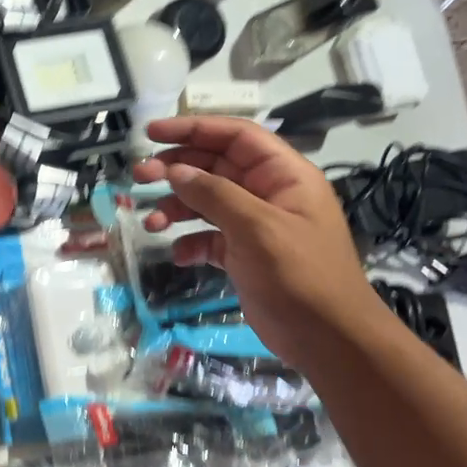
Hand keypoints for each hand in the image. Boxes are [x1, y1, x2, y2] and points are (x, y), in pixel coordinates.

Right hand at [131, 117, 382, 363]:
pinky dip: (188, 241)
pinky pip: (207, 236)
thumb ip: (214, 194)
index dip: (194, 129)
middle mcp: (269, 194)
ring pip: (205, 201)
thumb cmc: (300, 275)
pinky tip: (177, 254)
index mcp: (285, 176)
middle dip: (176, 169)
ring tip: (150, 222)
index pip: (236, 137)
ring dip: (175, 207)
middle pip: (215, 166)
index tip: (152, 134)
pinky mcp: (244, 255)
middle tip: (139, 177)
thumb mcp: (257, 228)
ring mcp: (255, 225)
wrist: (327, 337)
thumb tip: (174, 171)